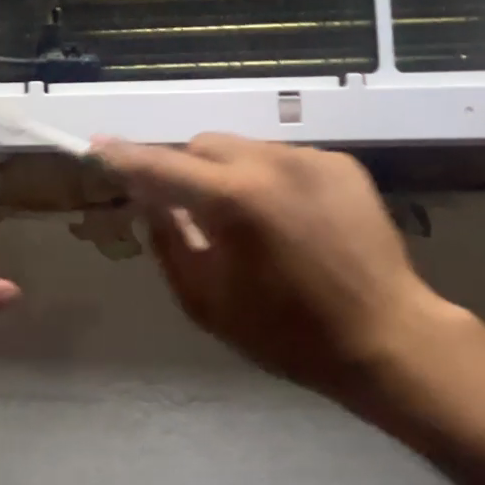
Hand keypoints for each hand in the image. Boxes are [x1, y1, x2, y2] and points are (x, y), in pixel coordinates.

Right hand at [95, 134, 454, 416]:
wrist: (388, 338)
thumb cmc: (288, 333)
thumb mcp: (207, 301)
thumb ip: (169, 242)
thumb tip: (151, 201)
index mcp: (233, 200)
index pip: (161, 166)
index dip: (124, 158)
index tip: (97, 148)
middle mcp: (270, 163)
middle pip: (202, 146)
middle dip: (185, 171)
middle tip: (190, 212)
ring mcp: (310, 158)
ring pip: (244, 150)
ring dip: (229, 175)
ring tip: (249, 222)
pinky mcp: (341, 164)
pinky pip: (284, 160)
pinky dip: (270, 181)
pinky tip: (290, 221)